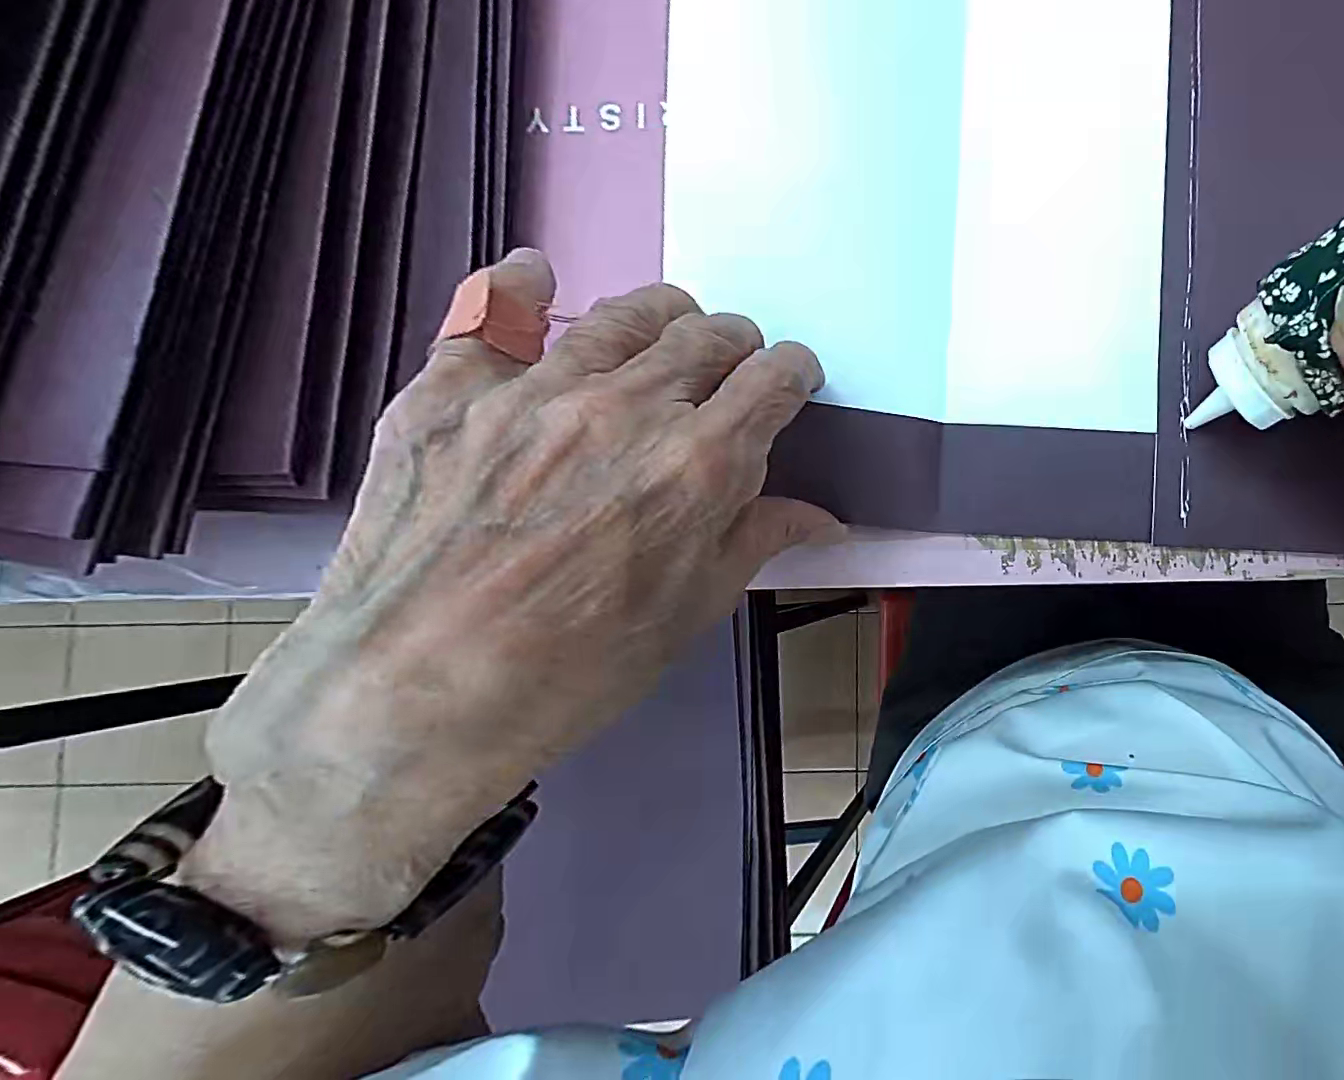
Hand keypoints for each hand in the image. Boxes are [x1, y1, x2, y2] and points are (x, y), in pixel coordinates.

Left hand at [182, 250, 839, 942]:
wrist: (415, 696)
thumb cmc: (584, 667)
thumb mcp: (695, 608)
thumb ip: (759, 537)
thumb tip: (826, 519)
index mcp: (702, 465)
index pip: (773, 379)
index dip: (796, 371)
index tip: (795, 380)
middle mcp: (630, 407)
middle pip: (709, 333)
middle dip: (739, 344)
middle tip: (734, 370)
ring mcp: (535, 390)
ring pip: (627, 313)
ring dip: (667, 315)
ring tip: (670, 333)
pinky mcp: (452, 391)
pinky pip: (491, 309)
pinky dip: (521, 286)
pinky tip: (535, 278)